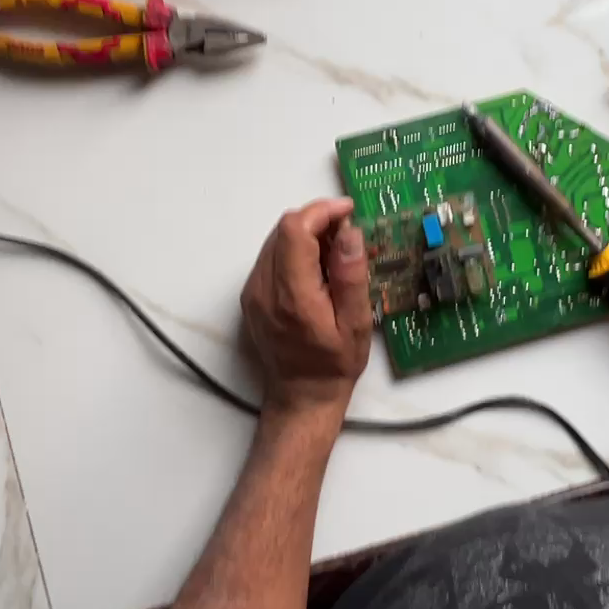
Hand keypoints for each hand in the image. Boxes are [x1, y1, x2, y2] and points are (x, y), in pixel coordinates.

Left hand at [240, 197, 373, 420]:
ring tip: (336, 249)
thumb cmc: (335, 365)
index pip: (295, 231)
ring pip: (276, 239)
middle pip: (283, 229)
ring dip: (307, 233)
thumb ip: (351, 275)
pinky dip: (296, 249)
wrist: (302, 397)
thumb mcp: (356, 323)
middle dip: (317, 220)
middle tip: (348, 233)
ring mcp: (253, 291)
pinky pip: (271, 256)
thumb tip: (349, 232)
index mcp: (292, 295)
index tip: (349, 212)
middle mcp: (264, 288)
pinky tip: (318, 266)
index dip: (322, 211)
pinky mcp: (252, 295)